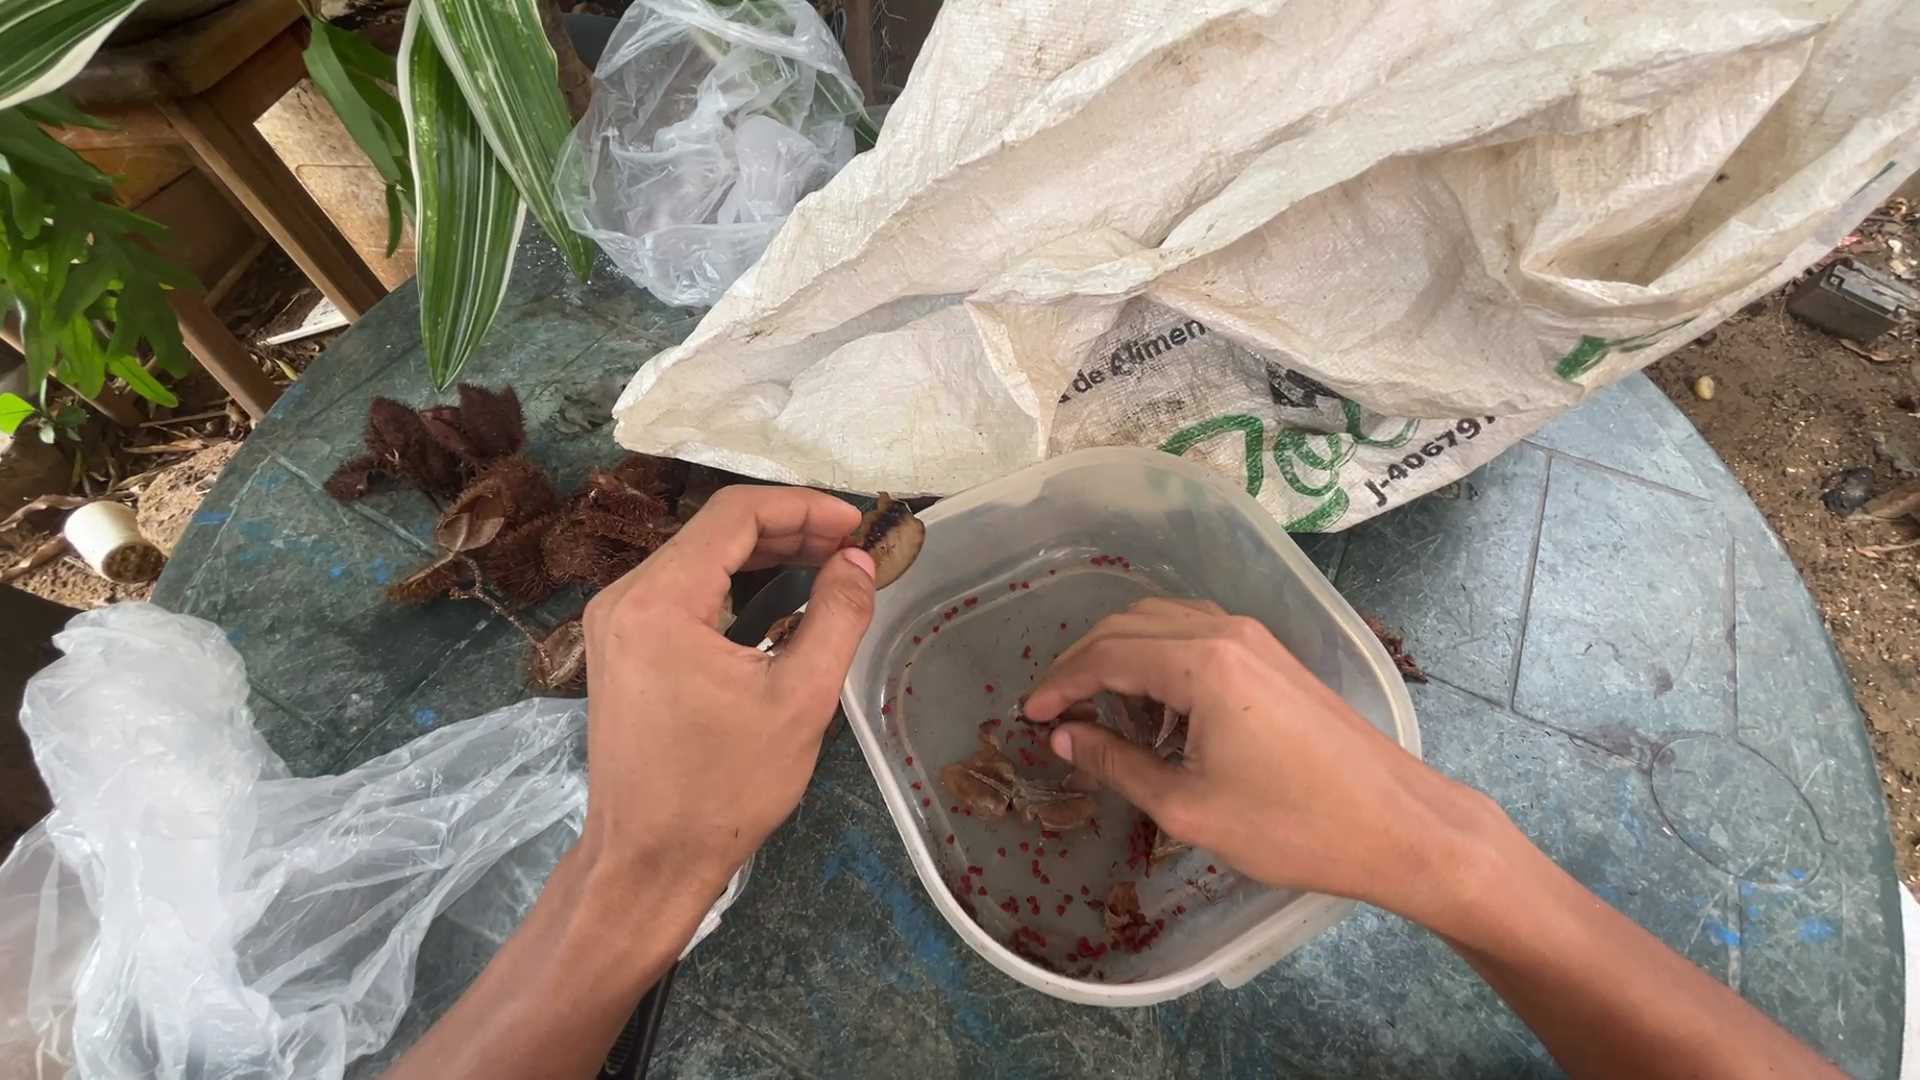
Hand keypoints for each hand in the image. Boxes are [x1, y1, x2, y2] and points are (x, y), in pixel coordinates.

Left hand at [577, 485, 876, 907]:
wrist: (647, 863)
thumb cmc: (725, 787)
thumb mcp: (801, 699)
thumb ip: (839, 615)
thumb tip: (858, 560)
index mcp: (660, 600)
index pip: (734, 514)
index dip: (803, 506)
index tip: (856, 522)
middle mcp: (627, 597)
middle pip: (716, 529)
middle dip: (791, 527)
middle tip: (852, 545)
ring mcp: (620, 620)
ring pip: (702, 555)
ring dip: (768, 552)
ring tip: (829, 561)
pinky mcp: (626, 644)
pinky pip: (688, 587)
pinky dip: (740, 581)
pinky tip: (783, 592)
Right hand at [1021, 597, 1499, 922]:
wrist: (1401, 826)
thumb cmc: (1293, 825)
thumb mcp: (1188, 807)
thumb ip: (1114, 763)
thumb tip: (1061, 737)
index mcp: (1201, 662)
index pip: (1105, 656)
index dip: (1060, 683)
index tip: (1029, 714)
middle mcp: (1222, 630)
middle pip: (1126, 627)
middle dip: (1081, 664)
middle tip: (1055, 710)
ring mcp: (1250, 634)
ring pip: (1158, 621)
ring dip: (1118, 654)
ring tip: (1101, 707)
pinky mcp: (1267, 650)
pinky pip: (1191, 632)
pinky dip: (1156, 654)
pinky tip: (1156, 698)